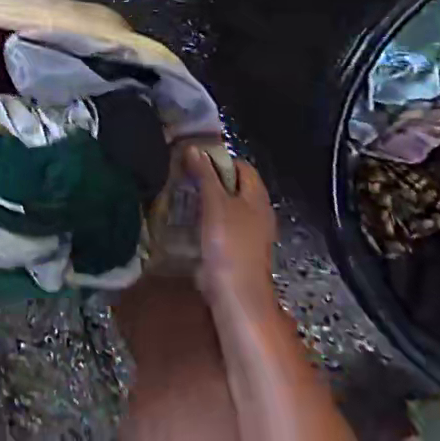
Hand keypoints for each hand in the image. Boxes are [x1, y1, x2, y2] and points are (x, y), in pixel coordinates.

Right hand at [186, 147, 279, 310]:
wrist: (236, 292)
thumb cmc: (229, 242)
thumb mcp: (214, 202)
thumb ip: (204, 174)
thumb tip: (194, 148)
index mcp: (257, 197)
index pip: (242, 166)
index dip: (219, 160)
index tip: (194, 161)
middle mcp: (258, 212)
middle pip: (234, 185)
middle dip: (209, 179)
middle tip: (184, 176)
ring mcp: (249, 232)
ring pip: (226, 205)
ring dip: (205, 199)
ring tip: (181, 195)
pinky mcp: (237, 248)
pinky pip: (221, 223)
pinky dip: (206, 218)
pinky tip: (188, 220)